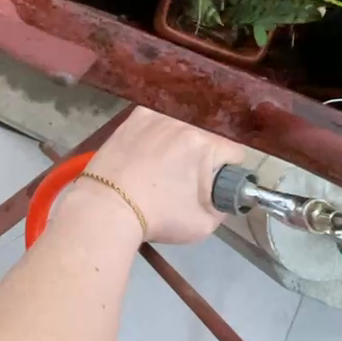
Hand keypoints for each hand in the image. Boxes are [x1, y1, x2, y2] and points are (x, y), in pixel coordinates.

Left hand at [63, 107, 251, 244]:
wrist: (108, 207)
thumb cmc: (158, 217)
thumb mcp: (204, 223)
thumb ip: (221, 205)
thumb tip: (221, 195)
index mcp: (204, 144)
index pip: (234, 152)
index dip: (228, 170)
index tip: (214, 182)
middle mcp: (183, 123)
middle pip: (206, 137)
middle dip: (203, 155)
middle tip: (186, 177)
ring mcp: (156, 116)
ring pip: (181, 127)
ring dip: (179, 142)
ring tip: (163, 164)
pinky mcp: (134, 117)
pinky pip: (157, 120)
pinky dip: (156, 132)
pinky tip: (148, 149)